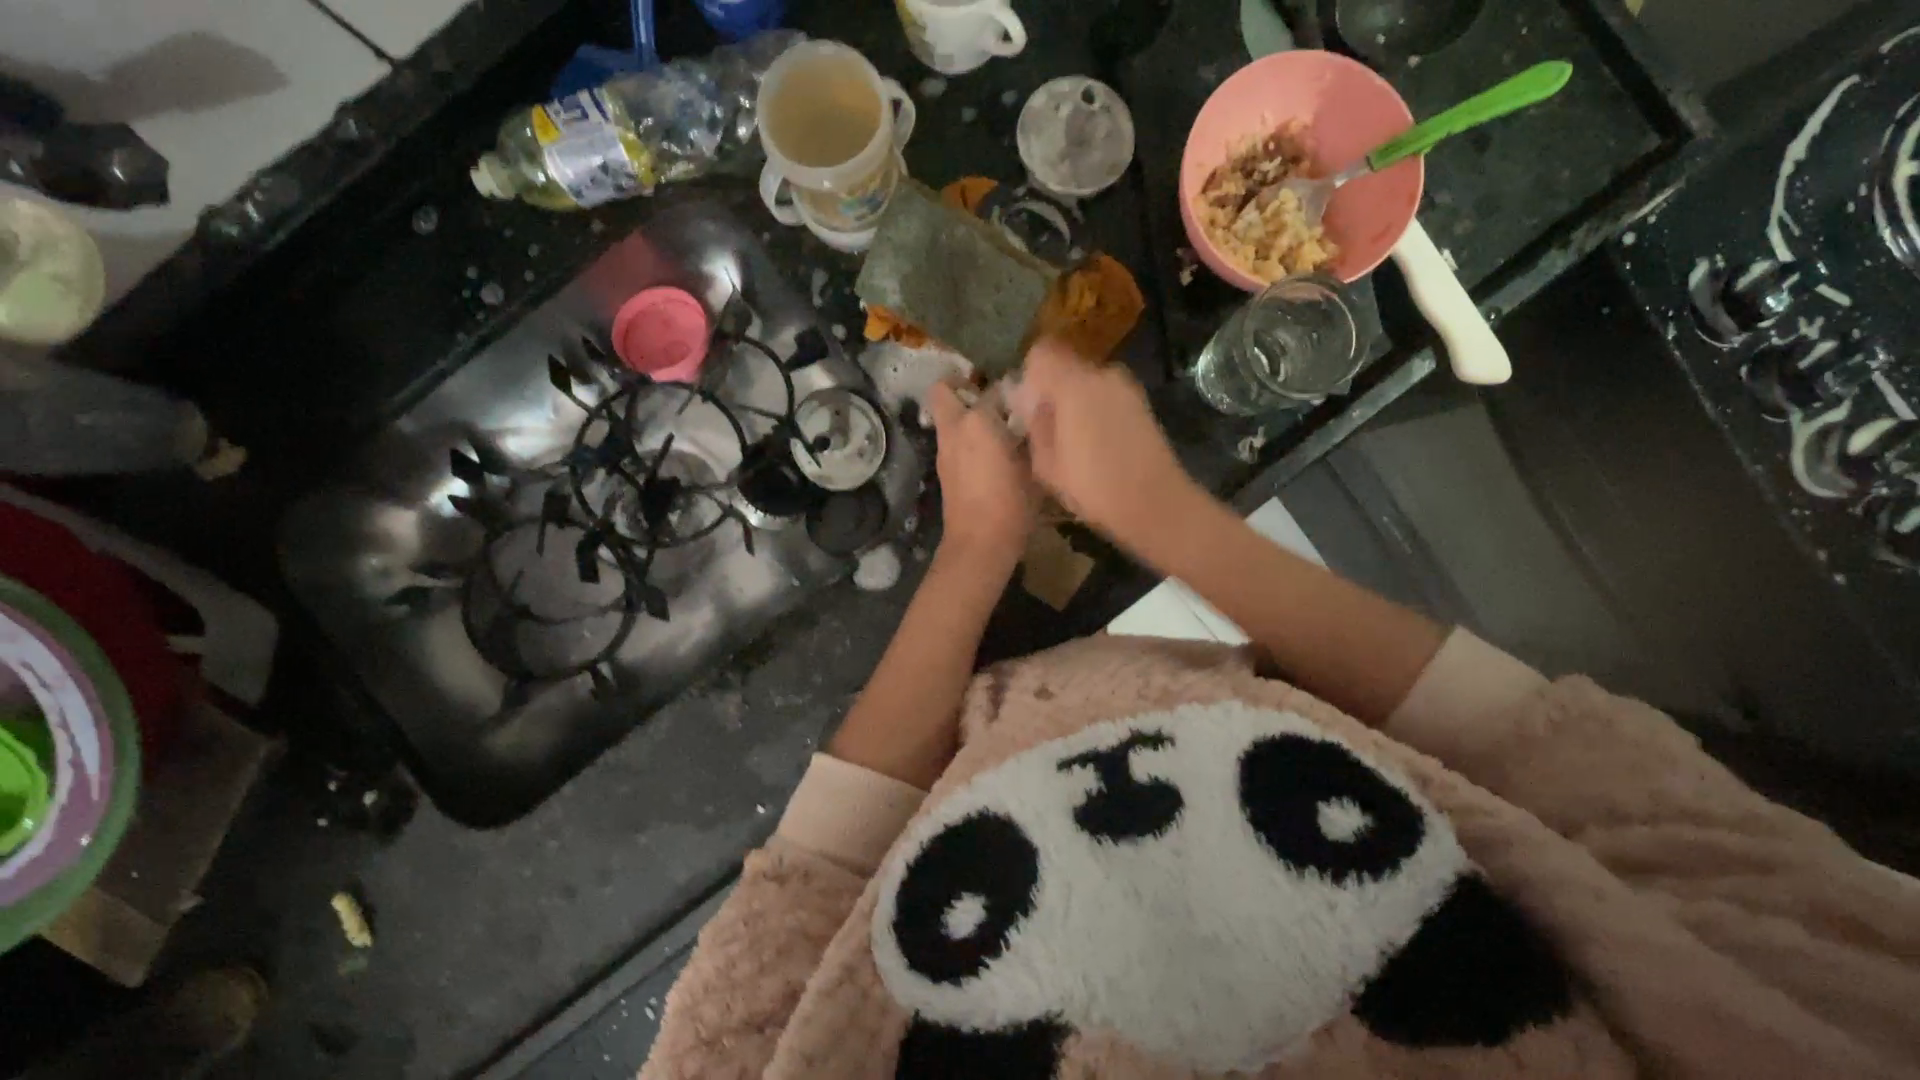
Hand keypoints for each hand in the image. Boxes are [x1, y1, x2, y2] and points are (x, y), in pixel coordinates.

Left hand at [927, 381, 1037, 569]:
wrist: (979, 543)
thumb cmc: (1012, 504)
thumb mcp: (1035, 467)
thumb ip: (1033, 434)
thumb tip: (1037, 414)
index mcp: (978, 421)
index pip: (993, 389)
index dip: (1010, 391)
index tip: (1024, 399)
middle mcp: (954, 428)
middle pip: (944, 390)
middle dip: (962, 387)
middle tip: (990, 398)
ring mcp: (944, 448)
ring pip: (946, 416)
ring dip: (964, 414)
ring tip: (995, 427)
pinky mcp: (942, 468)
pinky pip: (951, 438)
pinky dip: (964, 436)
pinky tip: (989, 452)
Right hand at [1011, 338, 1201, 543]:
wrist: (1155, 503)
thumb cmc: (1094, 487)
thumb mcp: (1046, 464)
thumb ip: (1035, 425)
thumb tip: (1031, 406)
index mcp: (1074, 384)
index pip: (1041, 352)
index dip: (1028, 375)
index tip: (1026, 406)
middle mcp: (1102, 373)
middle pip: (1065, 365)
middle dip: (1051, 389)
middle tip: (1045, 425)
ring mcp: (1126, 386)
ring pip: (1087, 380)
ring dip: (1074, 400)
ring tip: (1071, 439)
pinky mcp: (1141, 402)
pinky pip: (1105, 394)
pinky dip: (1094, 408)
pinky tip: (1094, 442)